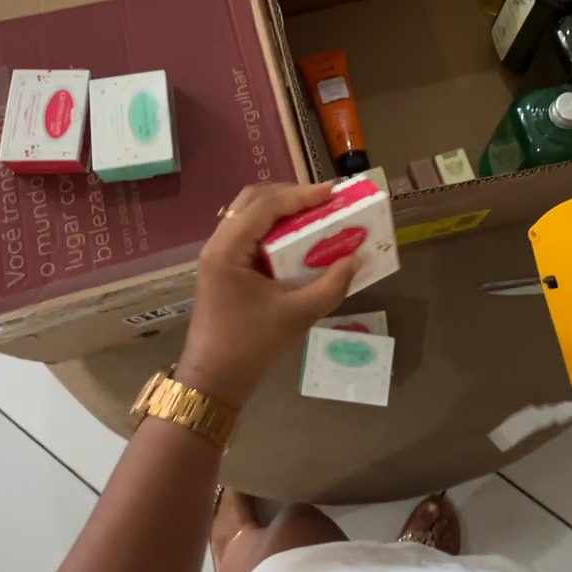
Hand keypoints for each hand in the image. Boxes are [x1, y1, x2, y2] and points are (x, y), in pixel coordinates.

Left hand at [176, 182, 358, 406]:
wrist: (214, 380)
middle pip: (252, 201)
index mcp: (229, 249)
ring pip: (248, 215)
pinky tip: (295, 238)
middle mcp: (218, 244)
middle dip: (289, 195)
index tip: (332, 192)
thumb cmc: (251, 346)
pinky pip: (247, 233)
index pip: (266, 206)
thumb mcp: (299, 314)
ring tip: (313, 213)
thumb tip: (357, 258)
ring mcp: (217, 255)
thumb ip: (332, 285)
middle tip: (323, 199)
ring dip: (280, 209)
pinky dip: (272, 228)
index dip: (301, 195)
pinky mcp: (222, 268)